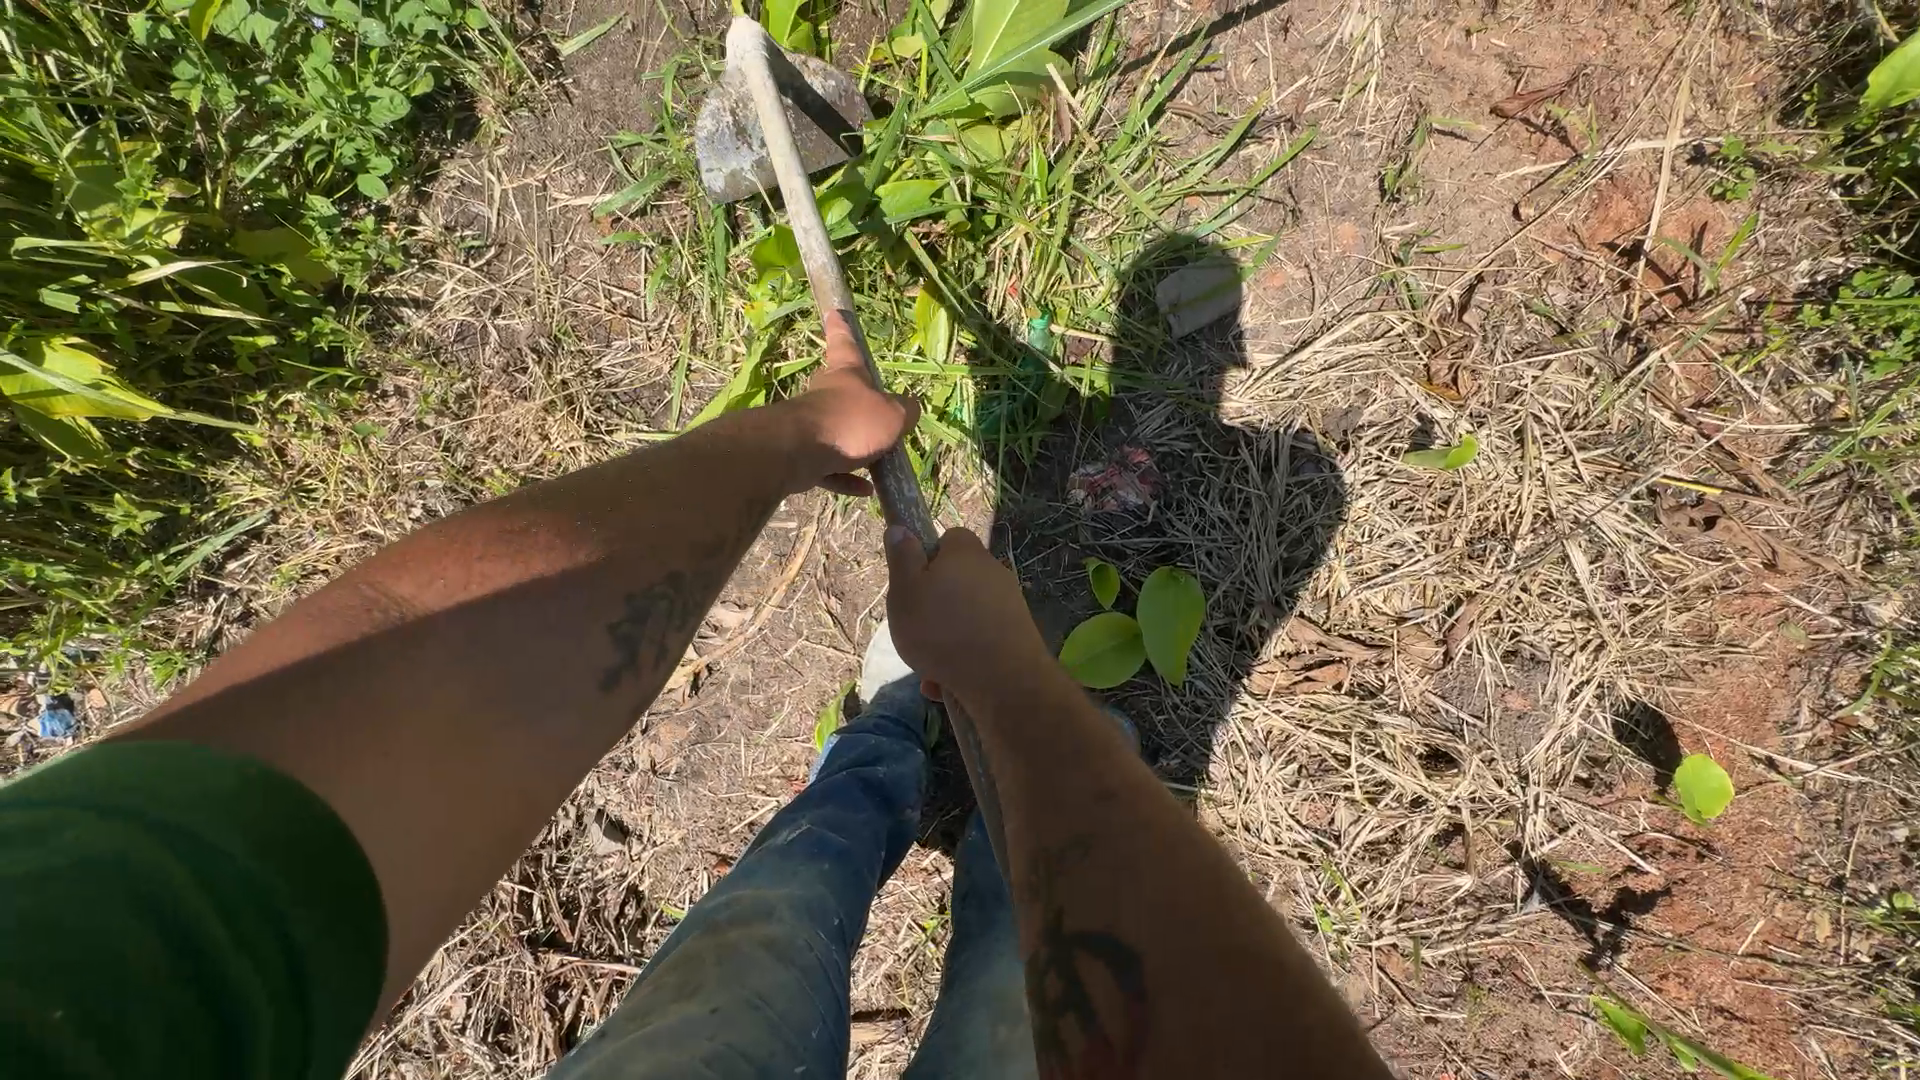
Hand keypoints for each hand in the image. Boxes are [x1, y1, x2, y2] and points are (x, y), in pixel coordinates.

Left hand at [782, 310, 919, 495]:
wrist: (798, 453)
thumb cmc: (850, 423)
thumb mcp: (892, 416)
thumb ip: (905, 411)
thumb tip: (911, 409)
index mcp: (846, 376)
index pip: (845, 345)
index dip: (843, 329)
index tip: (834, 313)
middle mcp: (825, 395)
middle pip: (841, 393)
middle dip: (857, 402)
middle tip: (876, 415)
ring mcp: (811, 426)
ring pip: (837, 433)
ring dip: (856, 447)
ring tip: (878, 463)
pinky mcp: (802, 456)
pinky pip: (830, 467)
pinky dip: (847, 478)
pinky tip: (864, 490)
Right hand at [884, 525, 1051, 701]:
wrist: (1002, 681)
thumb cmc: (942, 630)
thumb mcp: (905, 591)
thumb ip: (902, 559)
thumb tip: (900, 529)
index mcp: (966, 553)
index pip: (949, 539)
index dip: (929, 558)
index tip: (914, 584)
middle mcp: (993, 572)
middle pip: (958, 581)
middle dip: (937, 605)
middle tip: (917, 628)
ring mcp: (1010, 605)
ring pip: (967, 618)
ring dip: (947, 640)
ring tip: (928, 668)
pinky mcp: (1018, 636)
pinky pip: (981, 643)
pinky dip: (964, 660)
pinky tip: (946, 684)